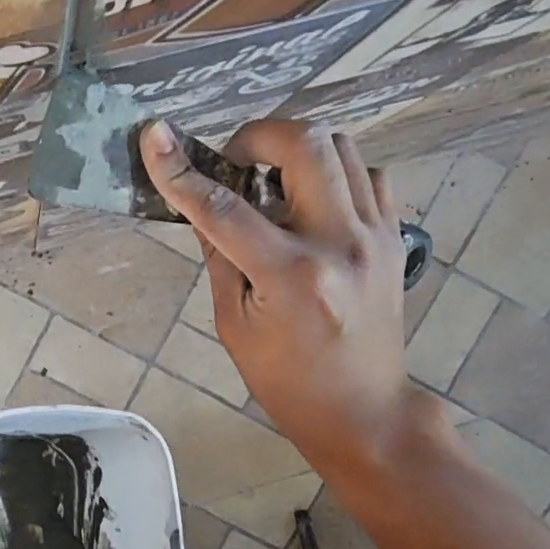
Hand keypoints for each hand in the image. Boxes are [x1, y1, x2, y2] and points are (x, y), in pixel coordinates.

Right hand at [139, 118, 422, 467]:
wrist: (363, 411)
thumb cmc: (287, 383)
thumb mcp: (236, 328)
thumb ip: (221, 260)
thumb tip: (206, 208)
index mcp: (290, 277)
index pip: (225, 209)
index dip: (182, 171)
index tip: (155, 137)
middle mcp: (339, 244)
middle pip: (304, 145)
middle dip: (258, 138)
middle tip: (235, 163)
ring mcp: (376, 236)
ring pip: (342, 148)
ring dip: (297, 152)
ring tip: (273, 185)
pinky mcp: (394, 238)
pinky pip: (368, 175)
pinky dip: (335, 175)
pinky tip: (314, 204)